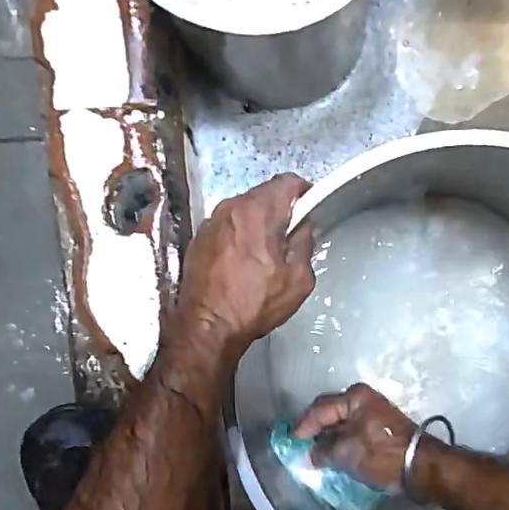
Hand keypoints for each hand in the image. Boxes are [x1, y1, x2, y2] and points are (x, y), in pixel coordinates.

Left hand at [172, 173, 315, 360]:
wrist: (207, 327)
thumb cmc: (253, 304)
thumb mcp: (298, 278)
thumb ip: (304, 243)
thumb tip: (303, 227)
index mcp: (257, 212)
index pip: (287, 182)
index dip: (304, 192)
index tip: (310, 206)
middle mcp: (230, 208)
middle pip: (263, 194)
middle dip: (280, 209)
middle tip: (291, 235)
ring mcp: (210, 222)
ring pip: (243, 210)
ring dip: (257, 223)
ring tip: (266, 252)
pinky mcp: (198, 239)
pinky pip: (226, 227)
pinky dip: (238, 236)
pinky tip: (242, 261)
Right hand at [293, 383, 419, 490]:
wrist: (422, 467)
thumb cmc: (382, 454)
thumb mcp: (346, 452)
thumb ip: (323, 451)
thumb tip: (312, 454)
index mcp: (354, 397)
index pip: (319, 409)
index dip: (303, 426)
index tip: (292, 442)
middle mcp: (364, 398)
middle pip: (329, 412)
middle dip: (315, 429)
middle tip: (301, 446)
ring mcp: (373, 412)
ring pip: (341, 422)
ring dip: (328, 436)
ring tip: (315, 452)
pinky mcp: (380, 427)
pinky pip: (352, 430)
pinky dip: (341, 440)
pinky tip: (333, 454)